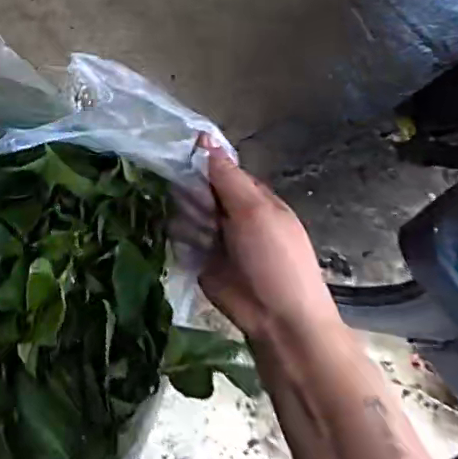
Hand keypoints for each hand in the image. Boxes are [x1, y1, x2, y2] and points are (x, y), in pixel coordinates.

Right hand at [194, 135, 343, 349]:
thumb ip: (226, 175)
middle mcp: (231, 213)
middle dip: (192, 196)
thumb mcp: (254, 211)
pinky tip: (187, 246)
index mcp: (251, 196)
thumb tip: (205, 136)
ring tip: (202, 236)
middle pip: (197, 189)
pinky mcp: (199, 260)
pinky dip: (180, 240)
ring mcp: (214, 237)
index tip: (178, 158)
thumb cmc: (275, 259)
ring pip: (185, 213)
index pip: (218, 168)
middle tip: (200, 210)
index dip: (200, 163)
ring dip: (188, 220)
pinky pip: (180, 239)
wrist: (279, 321)